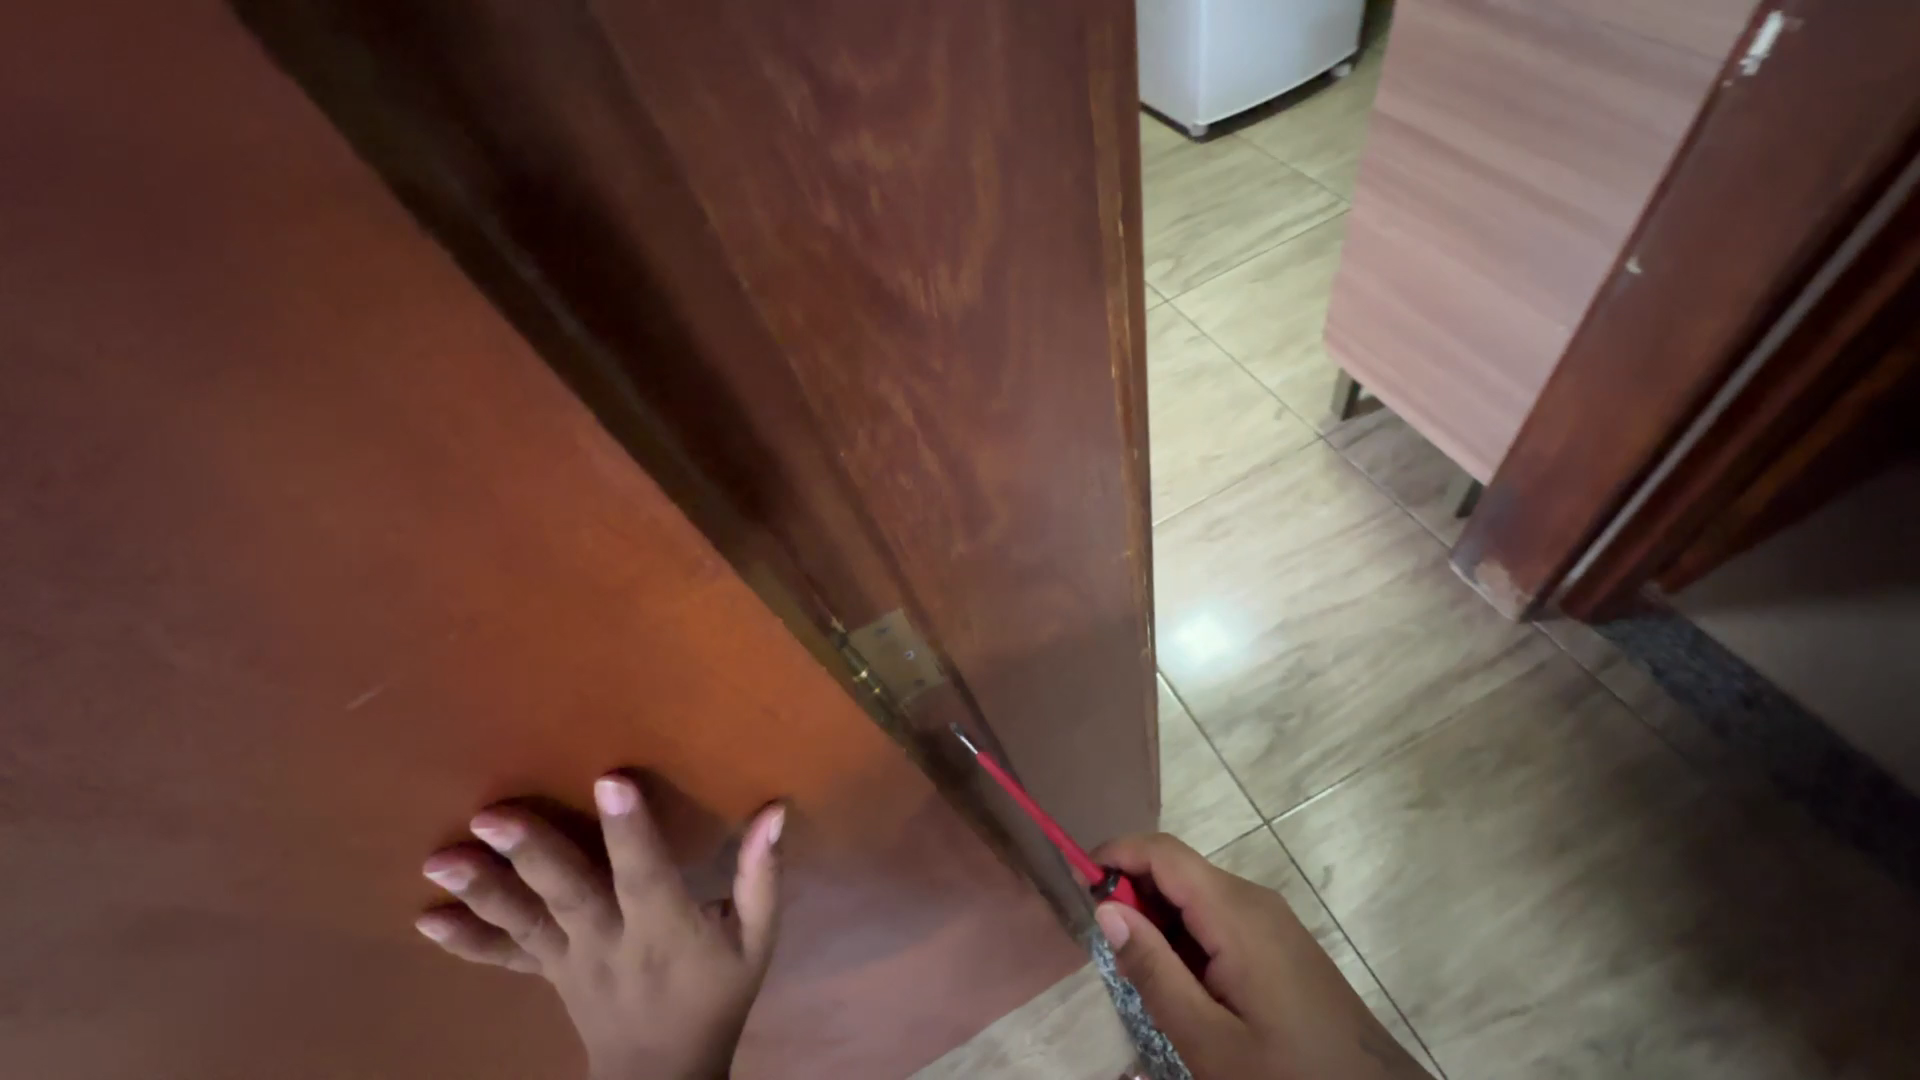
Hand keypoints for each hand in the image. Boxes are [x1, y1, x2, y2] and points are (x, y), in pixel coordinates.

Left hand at [415, 774, 785, 1079]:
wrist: (666, 1072)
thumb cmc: (719, 992)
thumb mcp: (756, 937)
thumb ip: (763, 873)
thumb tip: (774, 810)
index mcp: (665, 927)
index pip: (646, 873)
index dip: (630, 830)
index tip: (609, 780)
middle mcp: (610, 941)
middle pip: (569, 894)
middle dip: (531, 855)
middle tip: (490, 818)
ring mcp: (570, 961)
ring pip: (526, 922)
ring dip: (484, 891)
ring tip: (440, 861)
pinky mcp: (549, 972)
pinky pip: (504, 957)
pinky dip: (466, 940)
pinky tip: (427, 919)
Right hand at [1091, 833, 1430, 1079]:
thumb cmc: (1288, 1074)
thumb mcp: (1208, 1038)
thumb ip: (1153, 969)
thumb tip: (1106, 908)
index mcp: (1235, 912)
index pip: (1162, 852)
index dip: (1114, 855)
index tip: (1076, 886)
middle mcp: (1252, 899)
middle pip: (1176, 870)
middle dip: (1133, 895)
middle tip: (1109, 951)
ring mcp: (1269, 918)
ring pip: (1194, 894)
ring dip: (1158, 920)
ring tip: (1143, 977)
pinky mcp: (1278, 939)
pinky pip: (1217, 916)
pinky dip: (1186, 936)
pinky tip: (1183, 985)